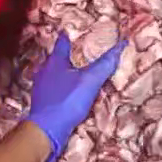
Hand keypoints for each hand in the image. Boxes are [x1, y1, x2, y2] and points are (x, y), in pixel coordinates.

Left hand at [26, 32, 126, 161]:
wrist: (46, 129)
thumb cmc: (67, 100)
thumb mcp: (90, 81)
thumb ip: (105, 64)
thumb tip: (121, 44)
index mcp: (55, 62)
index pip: (62, 43)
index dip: (66, 37)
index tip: (67, 31)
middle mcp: (44, 71)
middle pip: (55, 59)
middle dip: (64, 56)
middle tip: (73, 52)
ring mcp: (40, 88)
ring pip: (51, 74)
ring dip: (61, 72)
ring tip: (71, 72)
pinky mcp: (41, 102)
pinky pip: (51, 89)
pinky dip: (59, 87)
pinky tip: (65, 93)